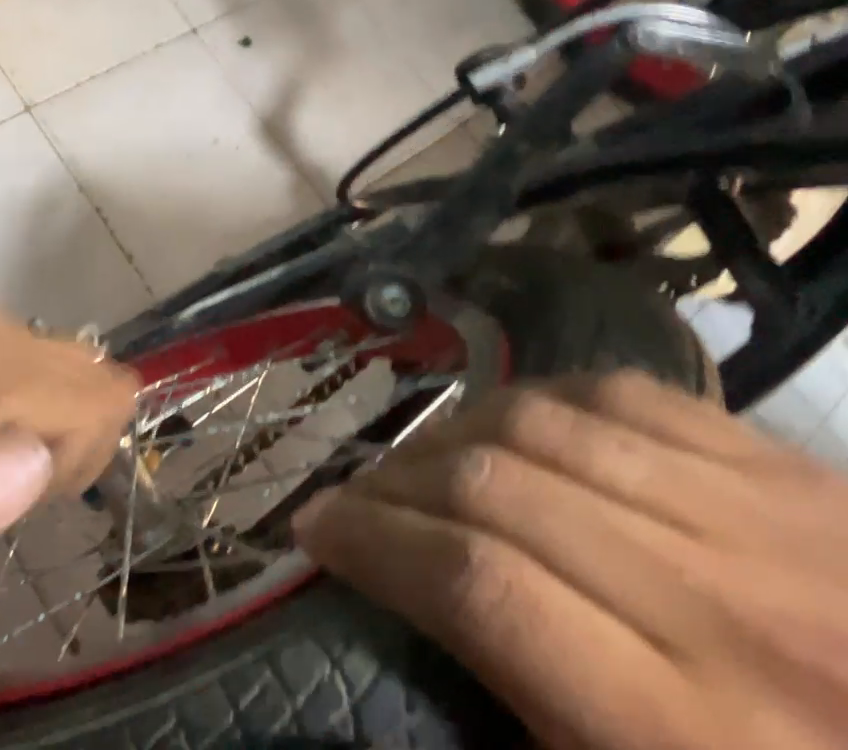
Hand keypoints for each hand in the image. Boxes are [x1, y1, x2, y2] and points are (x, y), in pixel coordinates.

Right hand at [293, 371, 847, 749]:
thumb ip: (512, 693)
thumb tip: (392, 585)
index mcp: (686, 729)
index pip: (475, 584)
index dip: (369, 541)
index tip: (314, 530)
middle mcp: (734, 612)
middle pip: (495, 489)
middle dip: (390, 485)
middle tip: (352, 502)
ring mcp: (782, 525)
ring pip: (546, 424)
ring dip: (449, 436)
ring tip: (416, 464)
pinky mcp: (806, 473)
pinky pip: (627, 396)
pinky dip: (538, 401)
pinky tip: (508, 428)